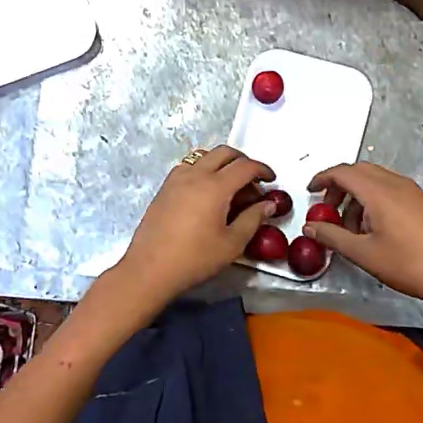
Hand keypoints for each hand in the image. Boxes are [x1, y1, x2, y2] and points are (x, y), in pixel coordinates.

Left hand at [117, 146, 275, 301]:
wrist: (151, 269)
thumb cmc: (195, 258)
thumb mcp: (232, 243)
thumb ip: (253, 219)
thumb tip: (268, 204)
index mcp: (215, 186)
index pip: (245, 166)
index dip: (262, 169)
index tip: (271, 180)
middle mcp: (195, 175)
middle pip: (223, 153)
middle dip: (243, 160)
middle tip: (253, 180)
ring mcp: (176, 180)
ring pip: (203, 156)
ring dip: (221, 163)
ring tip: (229, 185)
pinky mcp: (164, 189)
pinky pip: (187, 167)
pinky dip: (202, 169)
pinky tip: (205, 192)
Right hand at [303, 162, 422, 311]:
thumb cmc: (409, 265)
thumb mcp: (363, 254)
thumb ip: (332, 237)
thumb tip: (310, 227)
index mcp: (379, 192)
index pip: (343, 173)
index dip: (322, 179)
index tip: (310, 192)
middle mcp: (396, 184)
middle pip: (359, 172)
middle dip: (339, 187)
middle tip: (328, 211)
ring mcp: (412, 192)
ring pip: (375, 181)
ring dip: (356, 196)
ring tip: (350, 227)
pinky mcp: (422, 203)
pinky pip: (389, 190)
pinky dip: (373, 201)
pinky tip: (373, 229)